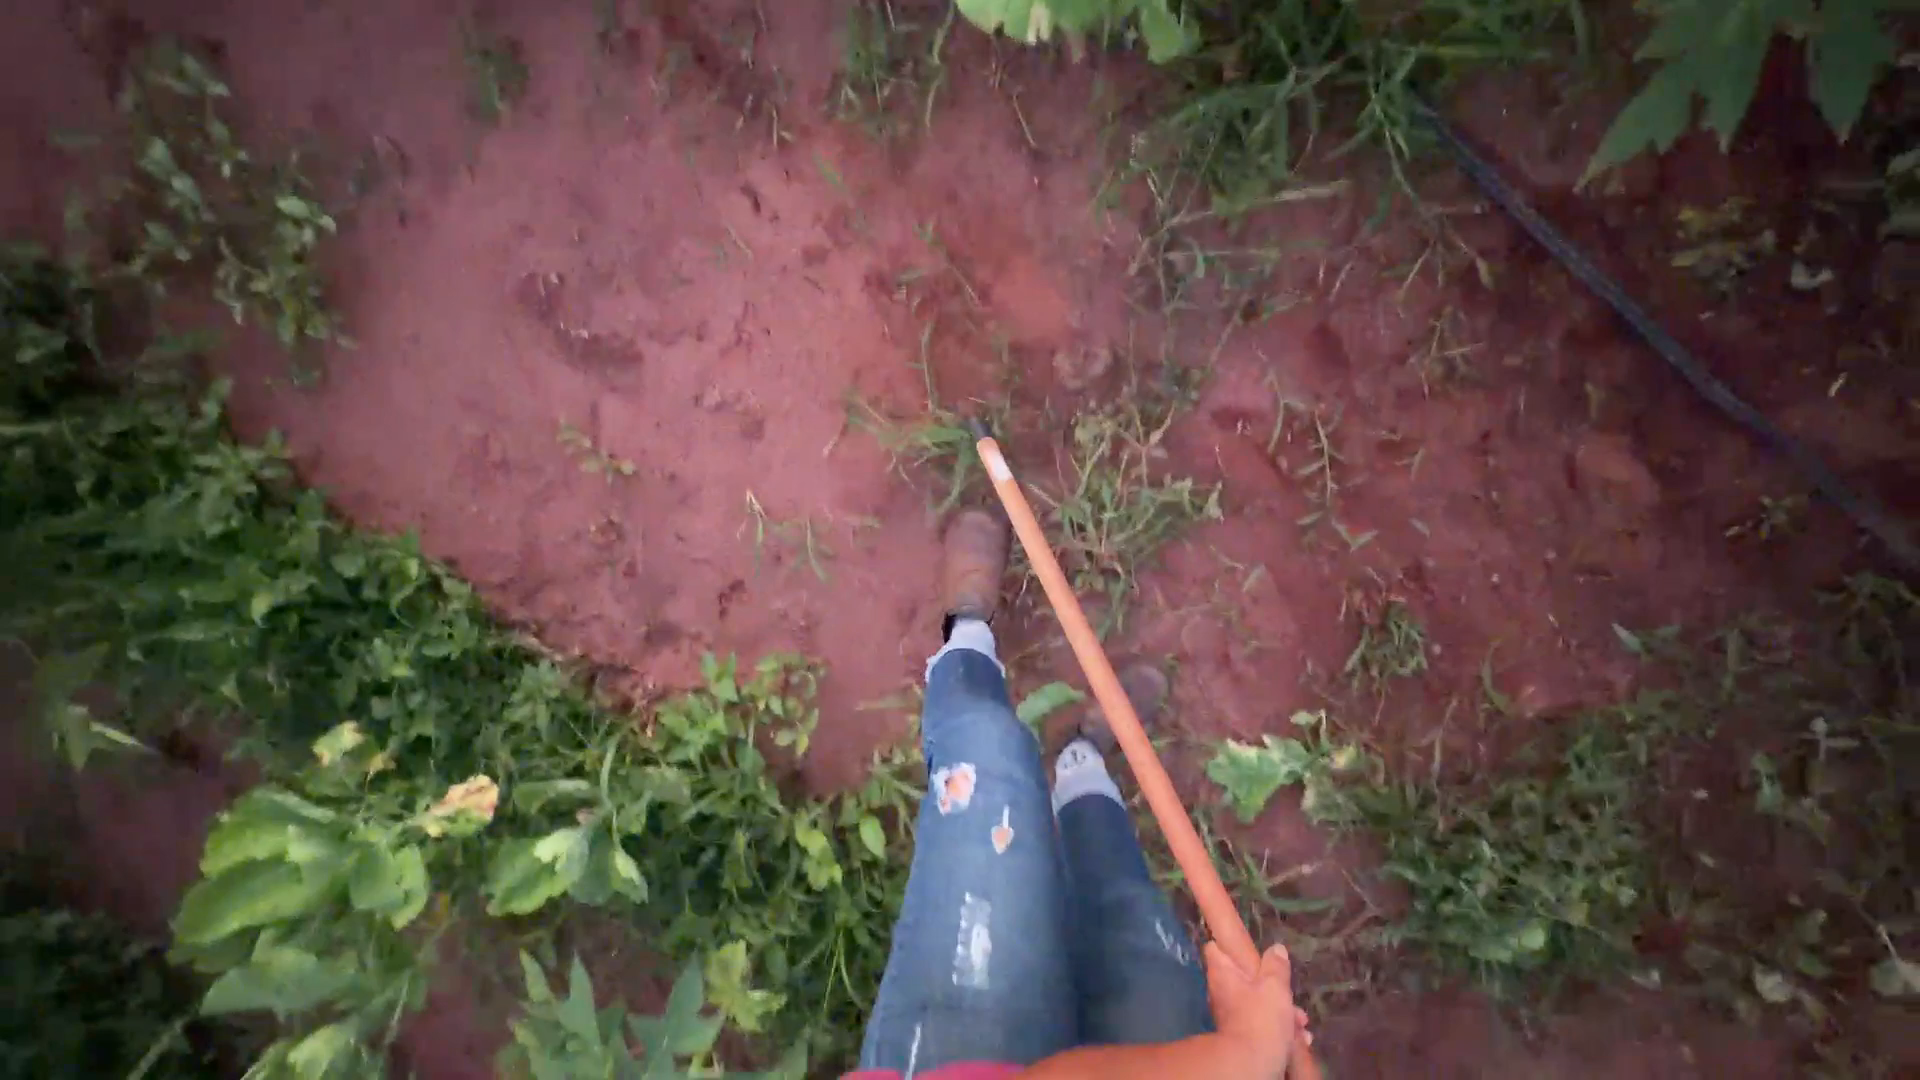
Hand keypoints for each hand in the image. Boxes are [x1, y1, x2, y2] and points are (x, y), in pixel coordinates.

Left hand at [1203, 942, 1308, 1079]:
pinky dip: (1276, 1029)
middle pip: (1243, 979)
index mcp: (1221, 972)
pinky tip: (1299, 1038)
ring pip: (1255, 1003)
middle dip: (1271, 988)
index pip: (1215, 948)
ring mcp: (1228, 1014)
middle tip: (1291, 999)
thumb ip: (1276, 966)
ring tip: (1301, 1023)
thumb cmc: (1260, 1018)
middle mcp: (1220, 991)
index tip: (1250, 950)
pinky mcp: (1239, 1035)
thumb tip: (1276, 948)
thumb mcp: (1275, 986)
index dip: (1230, 946)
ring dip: (1279, 1011)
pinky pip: (1259, 1024)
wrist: (1251, 1063)